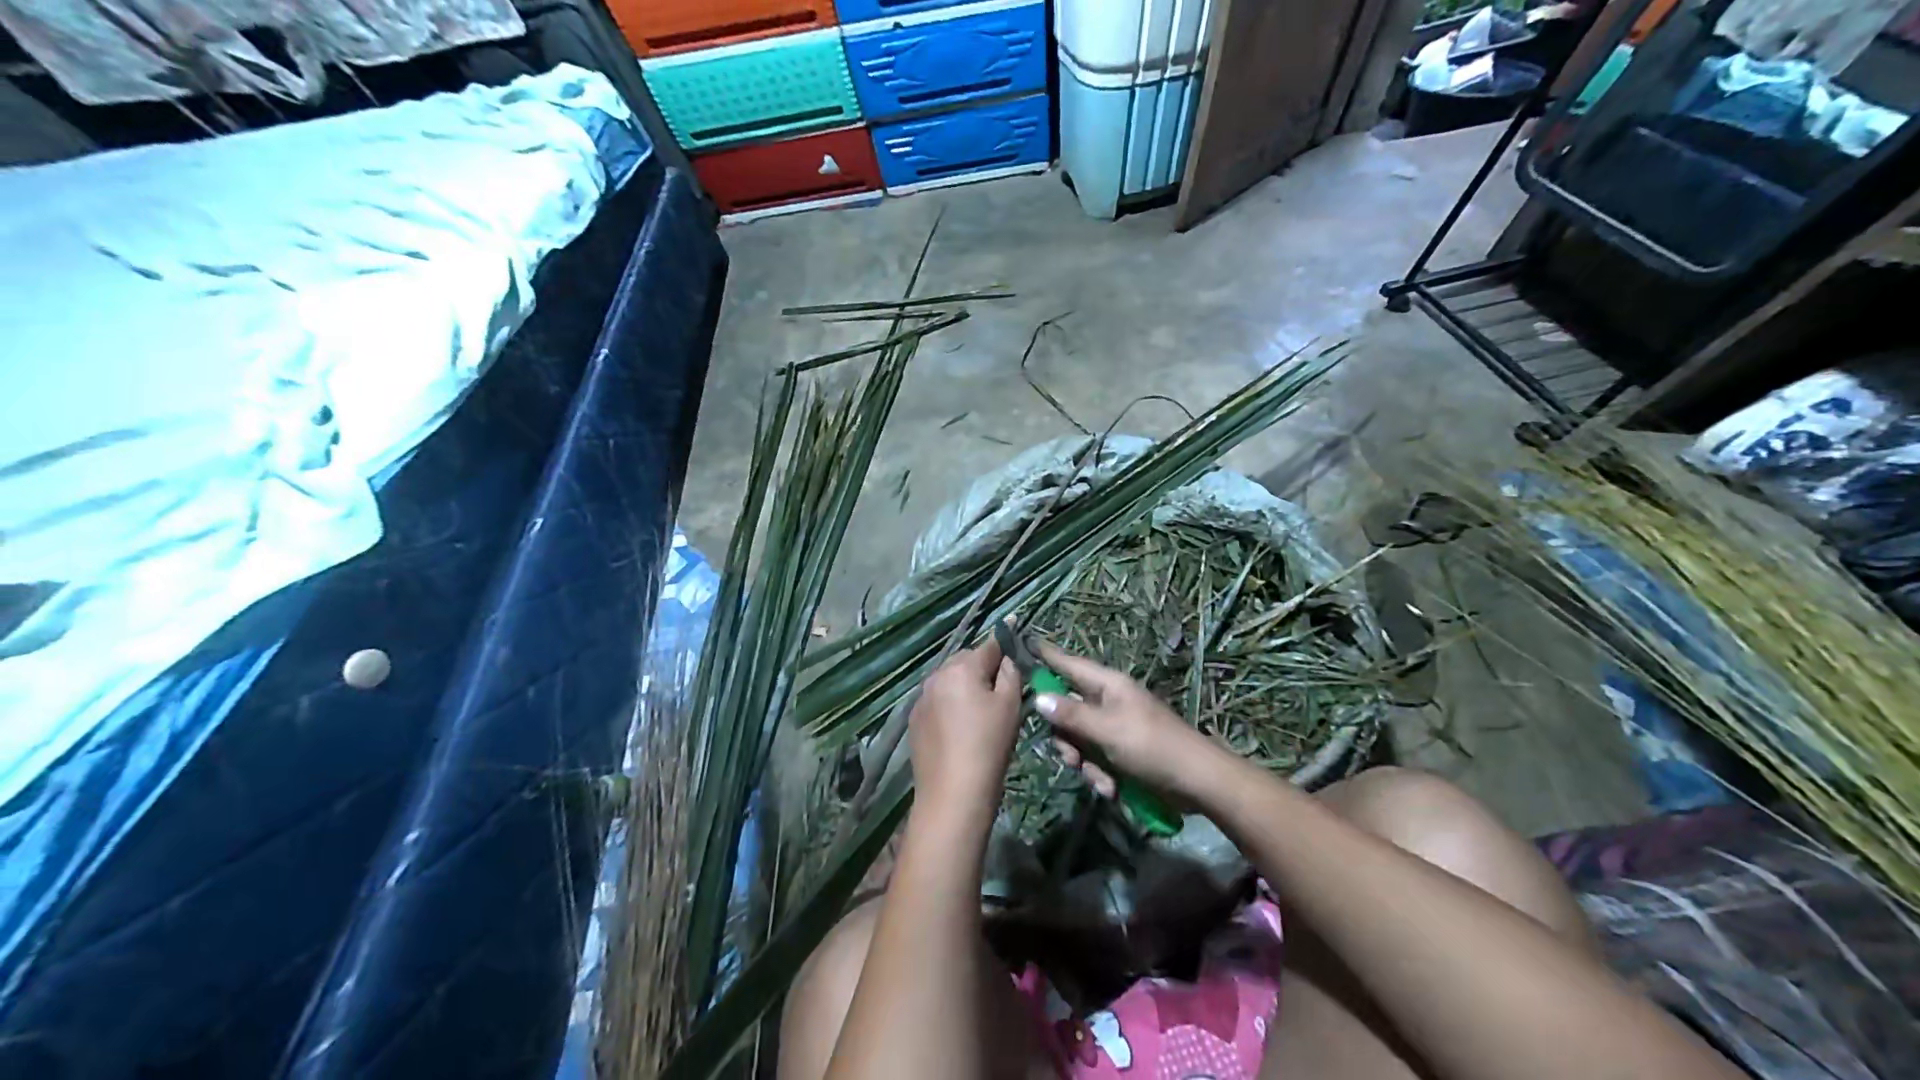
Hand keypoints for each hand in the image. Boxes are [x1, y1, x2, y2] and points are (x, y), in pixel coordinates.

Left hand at [907, 637, 1023, 825]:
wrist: (953, 793)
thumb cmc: (988, 746)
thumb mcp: (1010, 707)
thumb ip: (1010, 674)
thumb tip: (1006, 659)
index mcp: (961, 668)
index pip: (989, 645)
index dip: (1005, 641)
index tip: (1014, 628)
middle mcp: (936, 675)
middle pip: (965, 661)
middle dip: (982, 667)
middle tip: (1002, 688)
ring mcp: (921, 698)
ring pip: (949, 680)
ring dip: (964, 685)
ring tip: (980, 709)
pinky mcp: (914, 720)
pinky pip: (937, 700)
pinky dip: (949, 704)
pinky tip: (960, 727)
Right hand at [1032, 642, 1238, 804]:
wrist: (1198, 783)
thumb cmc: (1153, 747)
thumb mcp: (1107, 730)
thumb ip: (1071, 714)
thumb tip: (1038, 698)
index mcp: (1108, 685)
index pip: (1068, 663)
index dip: (1045, 656)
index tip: (1021, 646)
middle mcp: (1108, 701)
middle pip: (1067, 709)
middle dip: (1066, 738)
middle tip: (1071, 758)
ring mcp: (1115, 727)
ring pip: (1079, 739)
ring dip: (1085, 763)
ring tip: (1101, 781)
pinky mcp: (1121, 751)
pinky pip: (1095, 758)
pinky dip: (1100, 774)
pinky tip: (1112, 789)